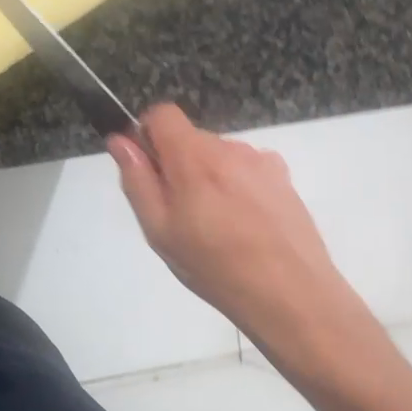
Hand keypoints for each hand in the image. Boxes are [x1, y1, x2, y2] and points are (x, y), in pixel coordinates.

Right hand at [108, 104, 385, 384]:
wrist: (291, 295)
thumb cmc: (214, 266)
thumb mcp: (159, 229)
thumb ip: (138, 179)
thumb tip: (120, 140)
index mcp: (194, 157)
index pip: (162, 114)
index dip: (147, 135)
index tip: (146, 170)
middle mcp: (230, 148)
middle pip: (190, 139)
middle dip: (176, 165)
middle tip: (177, 215)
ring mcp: (262, 163)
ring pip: (218, 157)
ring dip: (207, 178)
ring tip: (213, 228)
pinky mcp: (284, 180)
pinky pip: (246, 171)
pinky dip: (235, 188)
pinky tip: (242, 226)